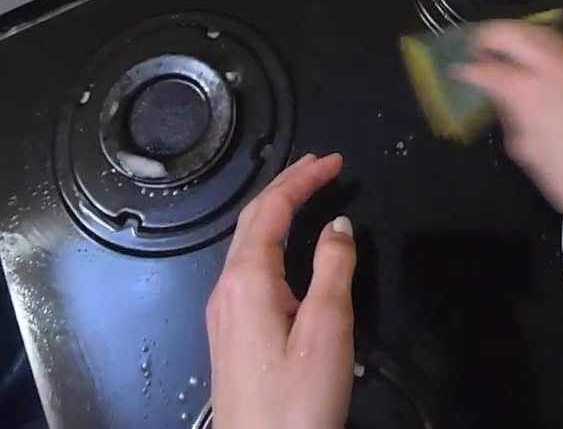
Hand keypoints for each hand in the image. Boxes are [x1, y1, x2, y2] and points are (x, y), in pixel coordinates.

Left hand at [206, 153, 355, 428]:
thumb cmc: (297, 402)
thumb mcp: (327, 329)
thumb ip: (334, 267)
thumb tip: (337, 224)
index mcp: (247, 280)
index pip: (272, 208)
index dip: (303, 179)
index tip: (335, 161)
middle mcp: (227, 289)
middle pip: (254, 218)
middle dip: (287, 185)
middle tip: (322, 166)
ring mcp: (224, 313)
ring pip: (248, 241)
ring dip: (277, 208)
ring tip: (307, 191)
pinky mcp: (231, 334)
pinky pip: (249, 264)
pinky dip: (272, 236)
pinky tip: (288, 243)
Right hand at [457, 23, 562, 245]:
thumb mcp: (527, 153)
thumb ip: (510, 116)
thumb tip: (502, 99)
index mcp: (530, 91)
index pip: (487, 68)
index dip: (467, 70)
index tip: (458, 71)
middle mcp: (556, 67)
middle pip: (514, 31)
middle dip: (491, 36)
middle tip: (479, 49)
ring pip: (545, 34)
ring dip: (522, 39)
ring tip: (510, 53)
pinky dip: (551, 59)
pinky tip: (549, 77)